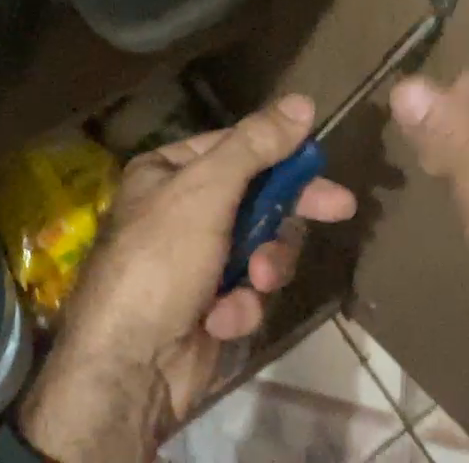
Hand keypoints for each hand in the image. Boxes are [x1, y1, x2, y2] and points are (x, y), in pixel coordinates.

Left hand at [18, 95, 357, 462]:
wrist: (127, 368)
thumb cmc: (160, 261)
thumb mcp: (206, 190)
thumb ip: (255, 146)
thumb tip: (302, 101)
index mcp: (167, 173)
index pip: (235, 147)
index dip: (280, 152)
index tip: (323, 160)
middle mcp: (180, 210)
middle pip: (255, 196)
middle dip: (286, 214)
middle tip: (340, 208)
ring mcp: (196, 259)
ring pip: (260, 245)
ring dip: (264, 266)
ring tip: (255, 283)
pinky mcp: (210, 303)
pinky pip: (248, 290)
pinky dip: (241, 305)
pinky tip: (222, 319)